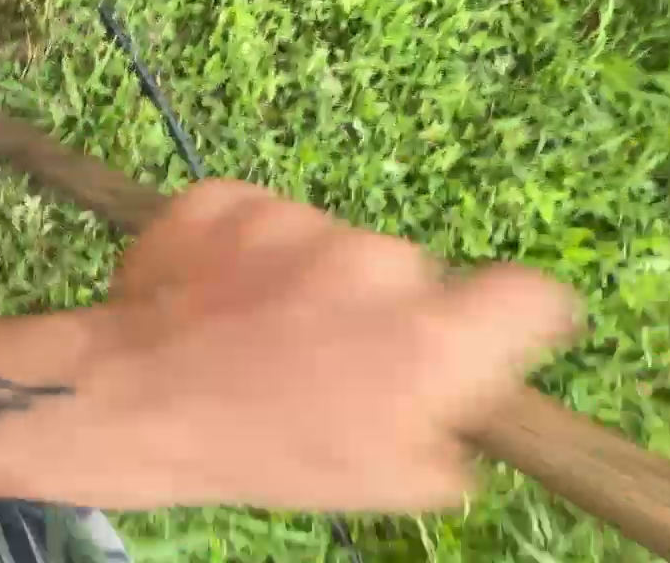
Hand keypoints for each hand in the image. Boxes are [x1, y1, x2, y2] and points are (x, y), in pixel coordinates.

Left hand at [88, 179, 577, 510]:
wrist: (139, 391)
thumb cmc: (266, 446)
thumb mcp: (396, 475)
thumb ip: (449, 419)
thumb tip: (447, 386)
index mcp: (428, 336)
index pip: (530, 295)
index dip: (504, 315)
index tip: (473, 327)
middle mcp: (365, 261)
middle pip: (403, 265)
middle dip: (375, 297)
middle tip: (318, 337)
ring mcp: (281, 218)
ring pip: (319, 233)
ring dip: (298, 262)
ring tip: (248, 311)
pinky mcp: (215, 195)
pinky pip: (250, 208)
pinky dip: (237, 235)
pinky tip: (211, 277)